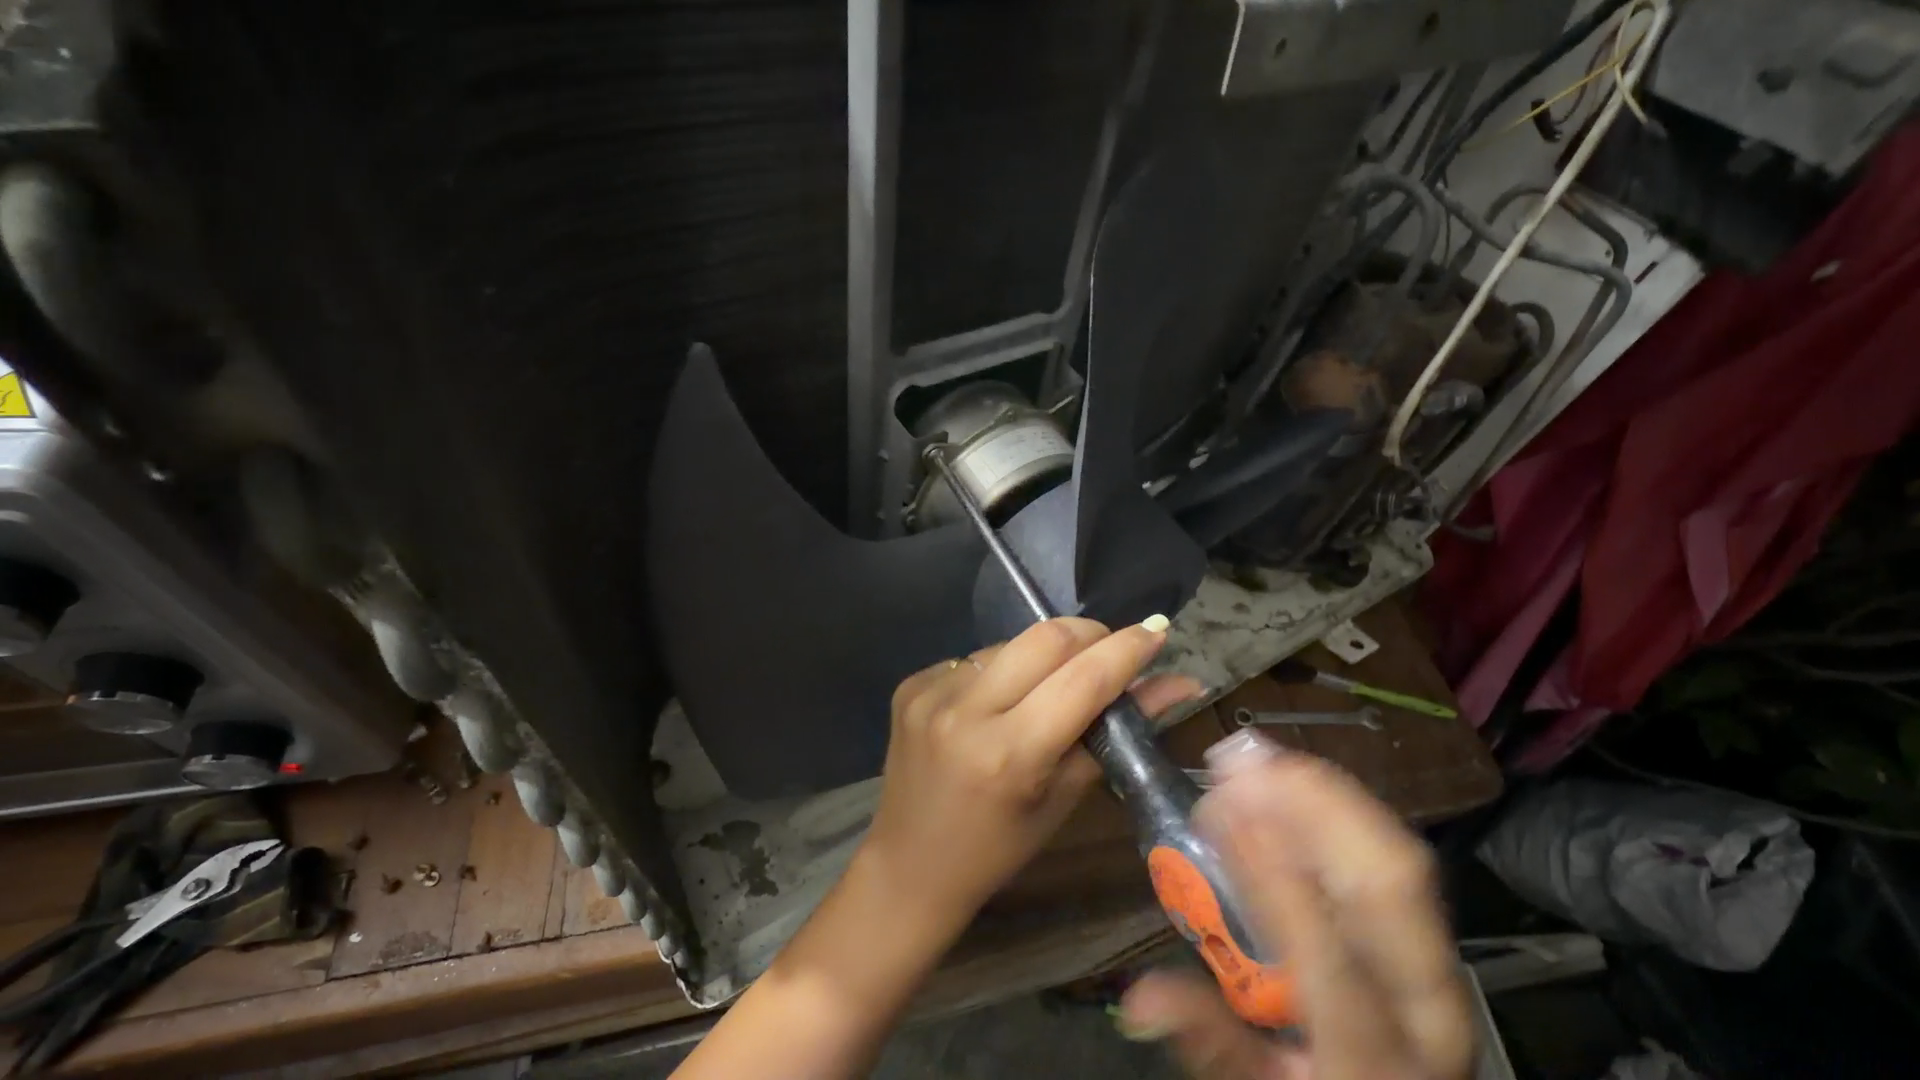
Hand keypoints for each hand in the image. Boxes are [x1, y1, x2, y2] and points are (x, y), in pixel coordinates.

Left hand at [859, 616, 1202, 926]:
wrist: (910, 867)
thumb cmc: (999, 849)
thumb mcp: (1064, 797)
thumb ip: (1118, 733)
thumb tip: (1177, 683)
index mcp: (1009, 753)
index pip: (1084, 679)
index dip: (1127, 649)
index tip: (1156, 631)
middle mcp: (965, 712)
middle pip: (1046, 637)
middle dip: (1089, 634)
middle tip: (1110, 651)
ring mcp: (930, 694)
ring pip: (1009, 643)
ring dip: (1042, 656)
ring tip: (1047, 690)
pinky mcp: (910, 686)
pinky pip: (973, 659)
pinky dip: (999, 672)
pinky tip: (998, 705)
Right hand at [1119, 734, 1473, 1079]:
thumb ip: (1212, 1042)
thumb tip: (1138, 998)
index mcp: (1376, 1058)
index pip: (1331, 966)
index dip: (1277, 883)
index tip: (1224, 813)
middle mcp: (1426, 1004)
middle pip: (1386, 891)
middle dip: (1311, 808)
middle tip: (1236, 762)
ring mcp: (1440, 968)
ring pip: (1397, 863)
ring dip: (1325, 796)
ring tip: (1257, 756)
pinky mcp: (1434, 941)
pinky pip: (1396, 862)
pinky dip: (1344, 810)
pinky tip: (1295, 782)